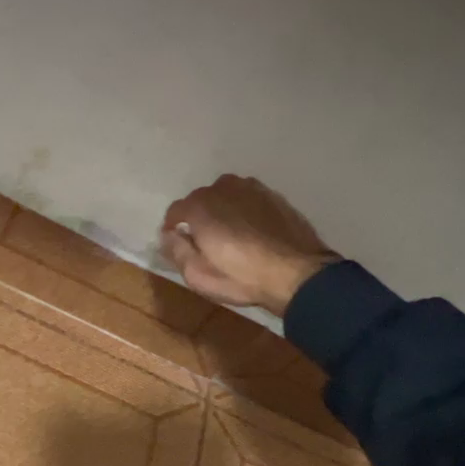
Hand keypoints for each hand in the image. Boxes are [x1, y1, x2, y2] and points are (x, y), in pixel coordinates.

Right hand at [160, 175, 336, 316]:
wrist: (297, 273)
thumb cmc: (242, 277)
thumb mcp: (199, 275)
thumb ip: (177, 251)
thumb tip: (167, 235)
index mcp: (200, 205)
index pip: (175, 211)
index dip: (172, 228)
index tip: (176, 244)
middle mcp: (223, 187)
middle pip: (201, 200)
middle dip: (199, 218)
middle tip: (205, 244)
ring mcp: (252, 188)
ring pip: (226, 196)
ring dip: (222, 212)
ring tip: (230, 236)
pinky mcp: (274, 195)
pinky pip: (248, 200)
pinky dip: (244, 212)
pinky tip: (252, 232)